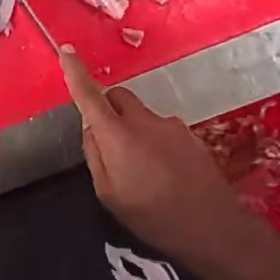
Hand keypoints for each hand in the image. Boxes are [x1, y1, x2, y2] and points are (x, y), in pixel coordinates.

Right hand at [59, 48, 279, 279]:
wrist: (213, 227)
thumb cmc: (152, 216)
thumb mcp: (108, 194)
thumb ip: (94, 156)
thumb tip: (90, 129)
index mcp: (118, 136)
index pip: (90, 95)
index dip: (75, 73)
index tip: (66, 52)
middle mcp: (145, 121)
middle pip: (118, 97)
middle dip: (105, 108)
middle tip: (104, 142)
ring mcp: (172, 126)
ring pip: (140, 115)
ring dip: (131, 130)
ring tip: (138, 169)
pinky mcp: (190, 136)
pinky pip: (160, 129)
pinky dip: (151, 141)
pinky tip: (160, 172)